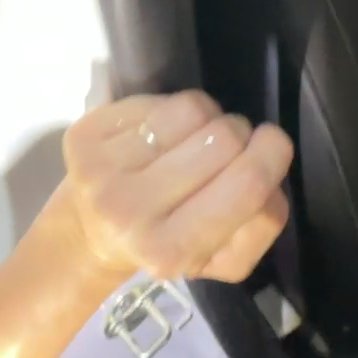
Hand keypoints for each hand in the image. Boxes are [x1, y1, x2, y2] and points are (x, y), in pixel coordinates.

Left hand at [46, 91, 292, 282]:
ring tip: (196, 134)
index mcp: (173, 251)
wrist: (90, 232)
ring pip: (191, 110)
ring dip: (207, 115)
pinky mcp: (85, 136)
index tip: (273, 143)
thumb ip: (258, 227)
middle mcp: (131, 212)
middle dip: (239, 132)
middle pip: (223, 139)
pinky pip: (154, 99)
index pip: (246, 187)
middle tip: (230, 143)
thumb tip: (270, 179)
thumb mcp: (221, 258)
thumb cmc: (166, 241)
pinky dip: (170, 107)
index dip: (271, 154)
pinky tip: (162, 130)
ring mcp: (102, 171)